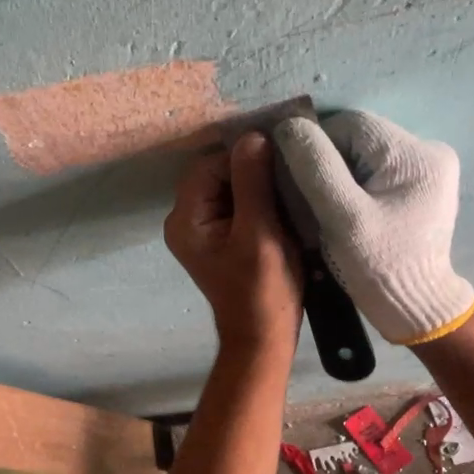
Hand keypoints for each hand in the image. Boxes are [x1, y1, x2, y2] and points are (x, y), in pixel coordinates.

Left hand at [163, 133, 302, 354]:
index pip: (208, 166)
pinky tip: (281, 201)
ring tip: (288, 183)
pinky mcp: (221, 236)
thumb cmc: (262, 289)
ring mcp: (202, 229)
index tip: (278, 158)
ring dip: (256, 182)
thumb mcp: (260, 232)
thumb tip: (252, 137)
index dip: (241, 157)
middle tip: (286, 169)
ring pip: (227, 186)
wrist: (264, 336)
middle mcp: (185, 220)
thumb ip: (253, 184)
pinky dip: (257, 198)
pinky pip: (235, 203)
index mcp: (185, 219)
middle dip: (249, 168)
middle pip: (215, 174)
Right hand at [273, 112, 473, 344]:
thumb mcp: (340, 216)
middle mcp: (428, 151)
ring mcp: (426, 168)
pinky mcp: (419, 185)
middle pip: (356, 137)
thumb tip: (289, 125)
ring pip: (361, 152)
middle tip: (310, 198)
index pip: (349, 124)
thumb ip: (315, 166)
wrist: (414, 307)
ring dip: (336, 173)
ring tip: (327, 208)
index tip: (298, 181)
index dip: (315, 145)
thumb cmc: (378, 264)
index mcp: (416, 154)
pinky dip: (351, 183)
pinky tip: (345, 210)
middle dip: (326, 161)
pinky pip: (372, 168)